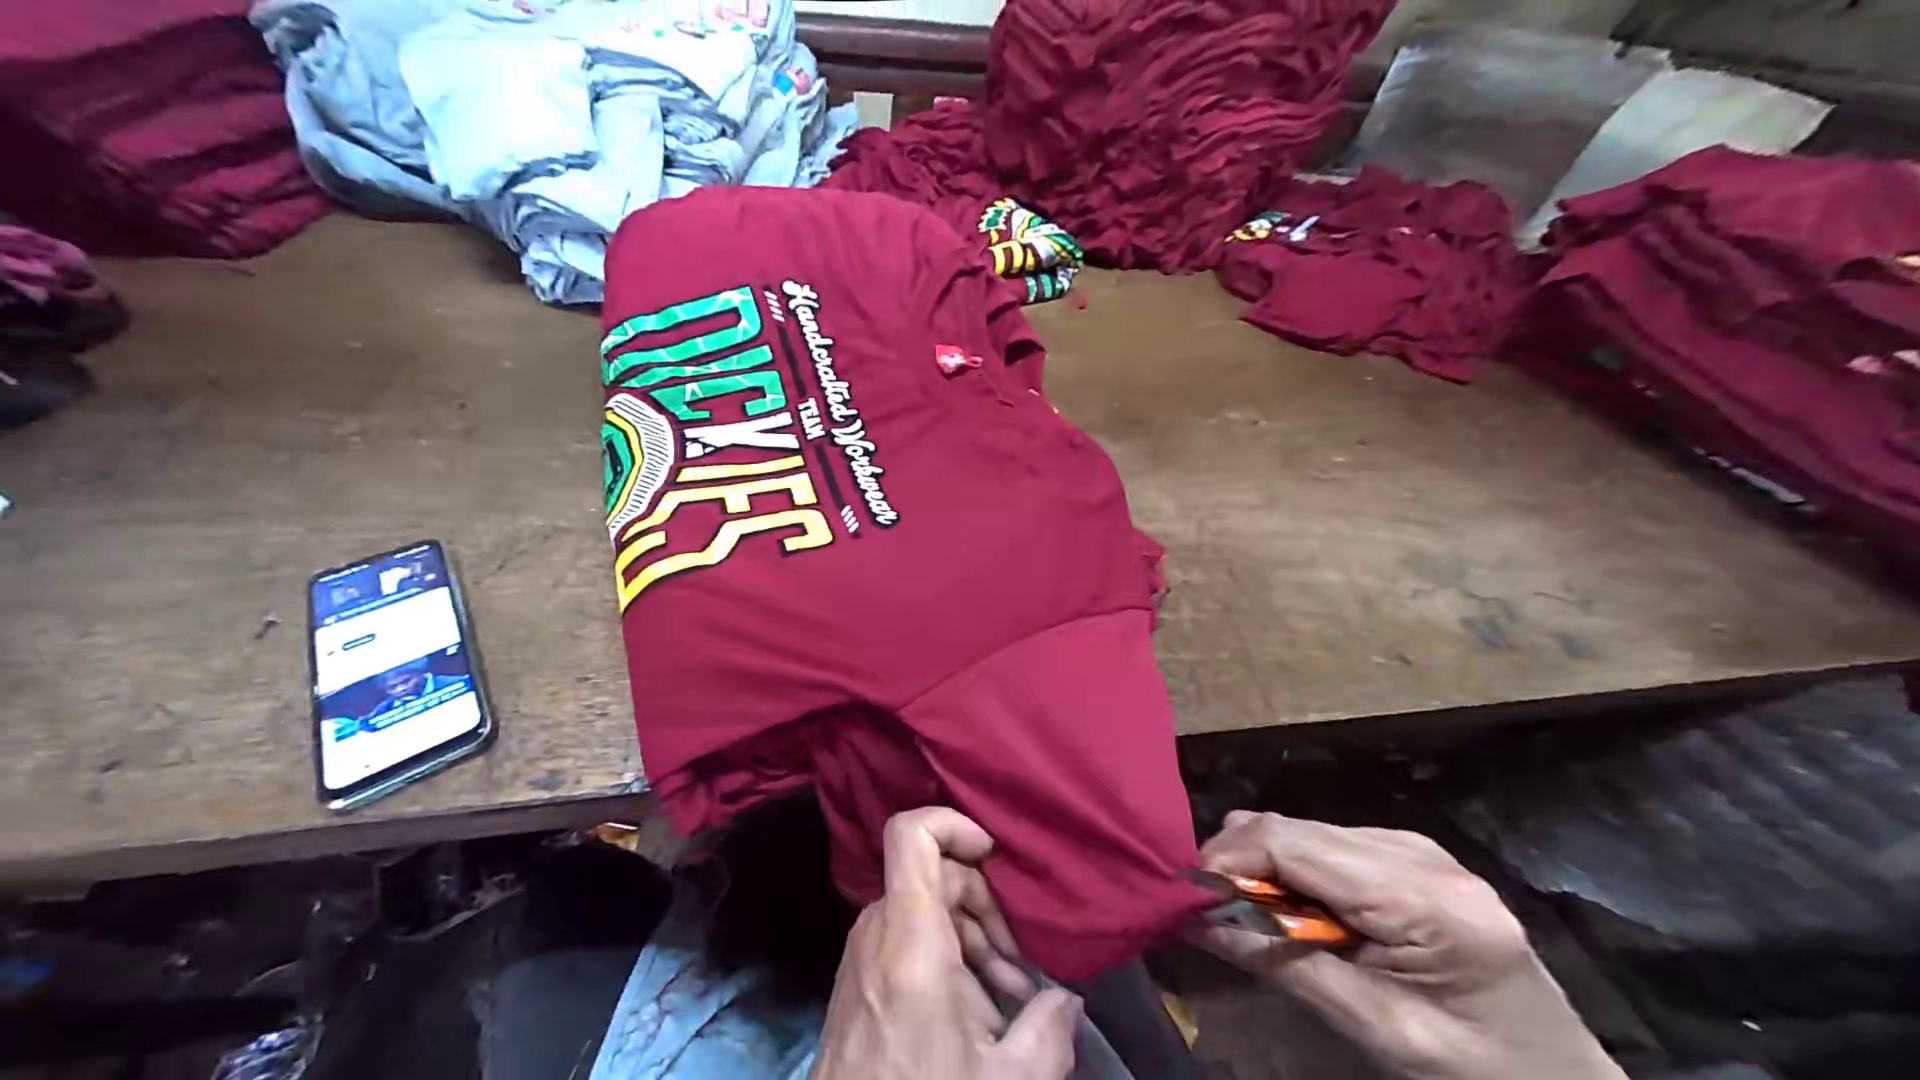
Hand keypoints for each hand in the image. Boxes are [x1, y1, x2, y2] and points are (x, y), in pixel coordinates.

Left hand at [810, 808, 1081, 1079]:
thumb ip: (1048, 1032)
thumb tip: (1067, 1000)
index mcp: (910, 938)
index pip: (911, 833)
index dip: (953, 823)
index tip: (993, 854)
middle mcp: (880, 930)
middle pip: (935, 873)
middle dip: (985, 905)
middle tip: (1019, 965)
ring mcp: (865, 951)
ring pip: (925, 904)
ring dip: (972, 935)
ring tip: (1008, 996)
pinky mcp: (861, 975)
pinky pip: (907, 934)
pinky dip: (946, 952)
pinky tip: (975, 1008)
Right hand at [1192, 811, 1623, 1079]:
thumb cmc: (1472, 1071)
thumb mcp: (1376, 1029)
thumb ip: (1283, 965)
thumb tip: (1196, 919)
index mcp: (1423, 896)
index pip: (1291, 842)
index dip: (1227, 860)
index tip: (1188, 895)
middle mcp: (1416, 850)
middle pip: (1293, 828)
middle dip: (1241, 863)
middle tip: (1213, 912)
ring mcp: (1414, 845)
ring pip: (1302, 830)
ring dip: (1264, 868)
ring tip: (1255, 917)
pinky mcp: (1407, 852)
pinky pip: (1325, 842)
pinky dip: (1294, 869)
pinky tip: (1298, 910)